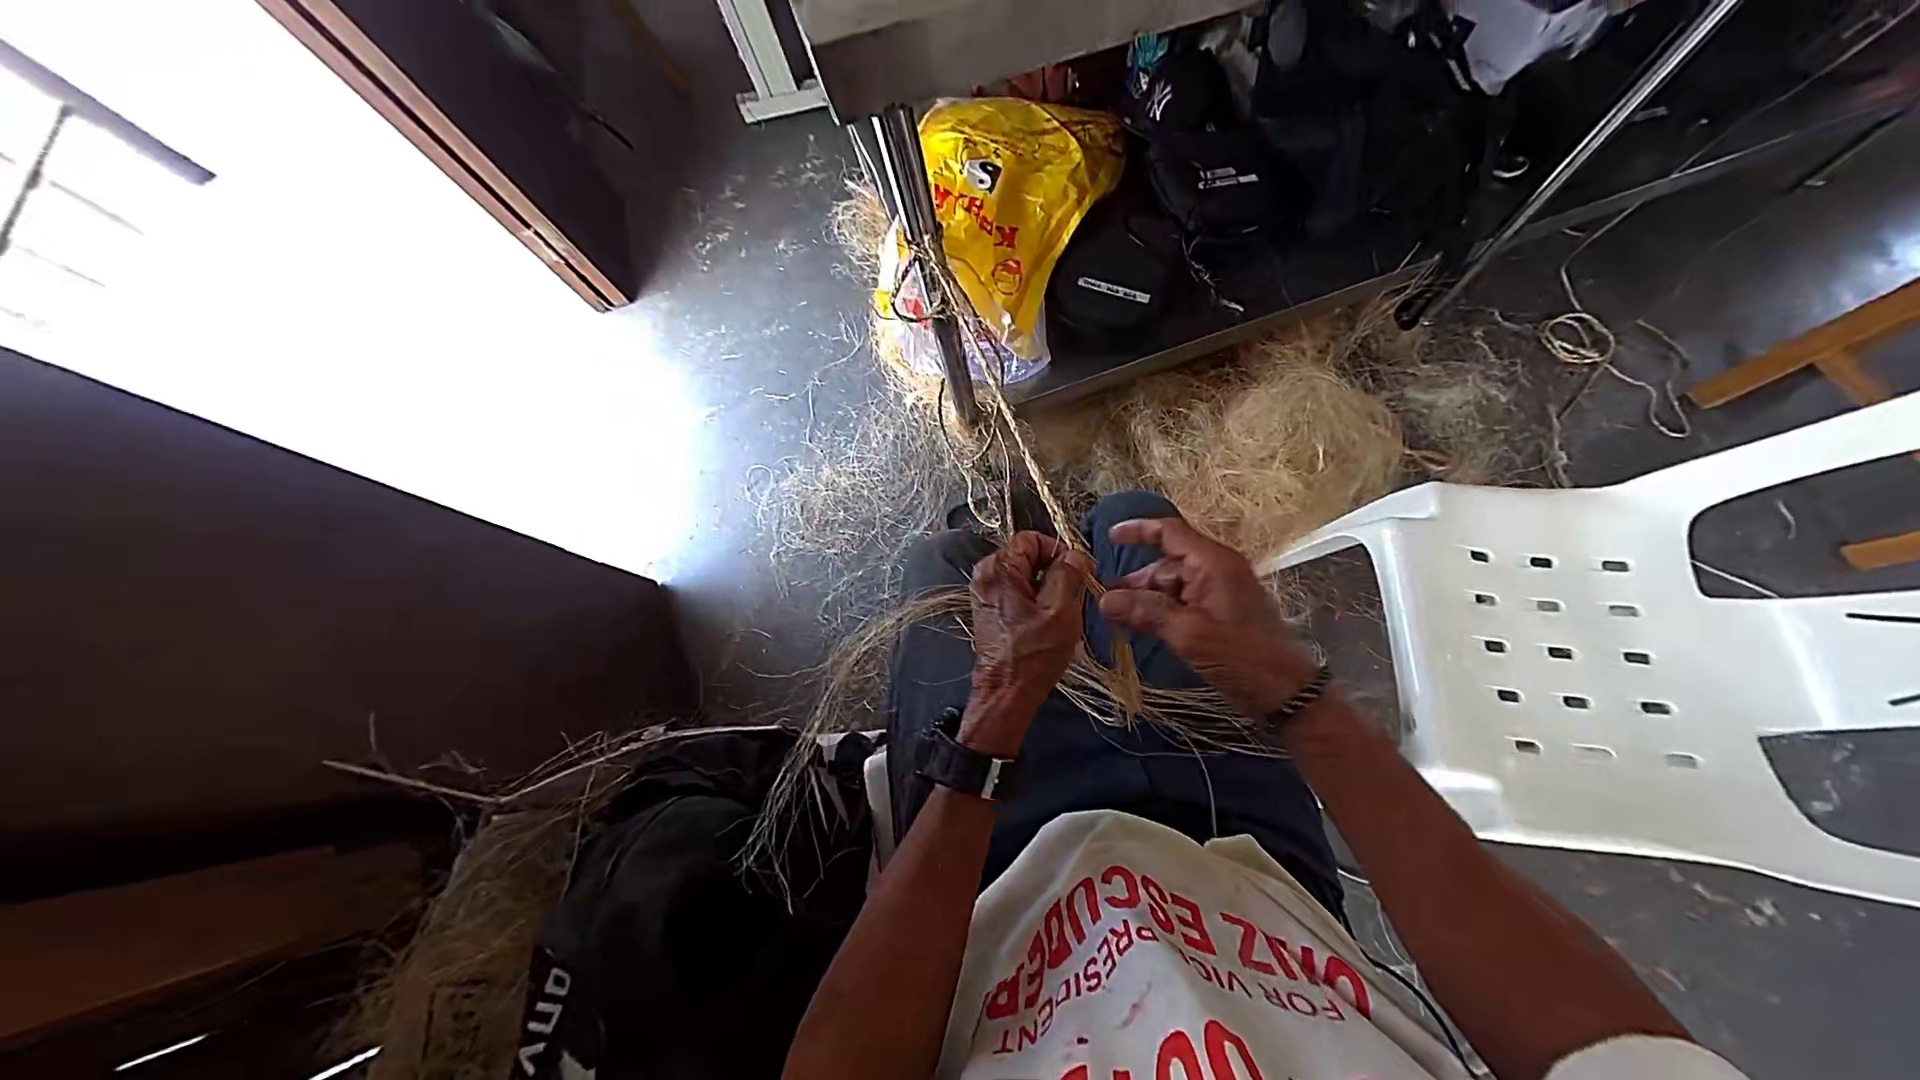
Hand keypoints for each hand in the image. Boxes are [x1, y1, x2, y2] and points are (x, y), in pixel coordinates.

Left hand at [962, 532, 1095, 756]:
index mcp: (998, 569)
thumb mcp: (1060, 610)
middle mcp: (985, 576)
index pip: (1030, 538)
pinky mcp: (990, 610)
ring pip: (1025, 575)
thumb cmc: (1033, 654)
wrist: (1006, 692)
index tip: (1078, 570)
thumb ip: (1068, 574)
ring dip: (1048, 588)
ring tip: (1063, 611)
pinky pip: (1017, 592)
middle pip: (1027, 556)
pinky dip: (1036, 600)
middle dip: (1055, 570)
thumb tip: (1074, 554)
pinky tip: (1049, 621)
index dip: (1057, 549)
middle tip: (1075, 593)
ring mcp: (985, 593)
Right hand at [1096, 517, 1319, 716]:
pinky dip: (1160, 611)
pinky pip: (1183, 602)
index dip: (1138, 530)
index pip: (1170, 532)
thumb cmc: (1240, 656)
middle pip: (1167, 563)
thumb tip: (1104, 600)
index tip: (1108, 536)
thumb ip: (1145, 612)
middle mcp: (1217, 570)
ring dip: (1146, 599)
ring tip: (1120, 619)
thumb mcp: (1187, 633)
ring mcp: (1220, 592)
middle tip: (1106, 600)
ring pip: (1172, 585)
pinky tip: (1141, 627)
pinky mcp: (1220, 613)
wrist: (1285, 692)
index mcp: (1213, 563)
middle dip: (1136, 580)